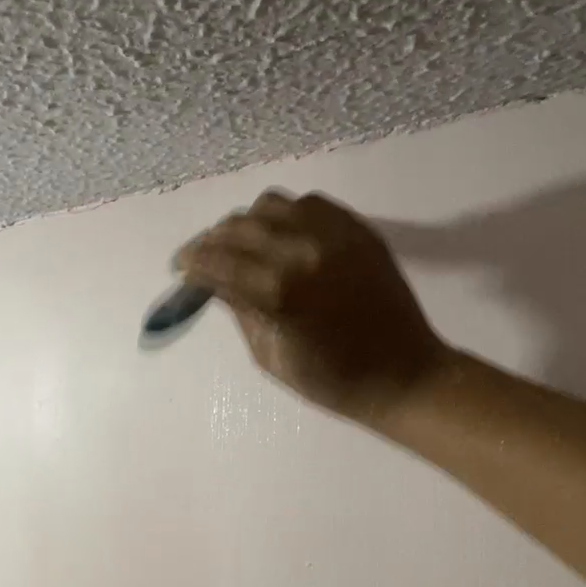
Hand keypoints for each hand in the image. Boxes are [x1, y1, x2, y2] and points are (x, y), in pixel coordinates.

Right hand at [176, 190, 452, 424]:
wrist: (405, 376)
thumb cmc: (332, 382)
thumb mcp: (270, 357)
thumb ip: (238, 310)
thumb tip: (211, 280)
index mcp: (279, 294)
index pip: (218, 261)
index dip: (192, 261)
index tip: (180, 266)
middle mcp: (304, 252)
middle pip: (240, 227)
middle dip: (212, 240)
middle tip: (203, 257)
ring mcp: (336, 235)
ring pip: (272, 205)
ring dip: (247, 222)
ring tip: (242, 244)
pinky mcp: (359, 229)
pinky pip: (311, 204)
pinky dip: (287, 215)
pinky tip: (281, 236)